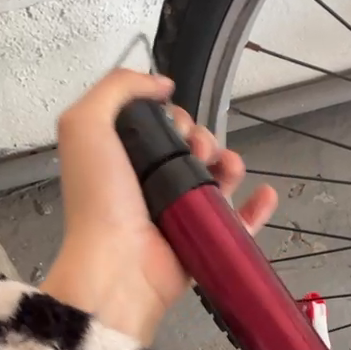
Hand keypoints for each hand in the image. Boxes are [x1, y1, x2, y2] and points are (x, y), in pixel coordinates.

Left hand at [38, 69, 275, 342]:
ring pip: (219, 180)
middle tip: (197, 150)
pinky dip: (256, 208)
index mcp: (124, 160)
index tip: (175, 124)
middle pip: (194, 150)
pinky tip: (264, 194)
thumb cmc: (99, 199)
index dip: (174, 117)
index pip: (160, 128)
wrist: (117, 265)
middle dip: (204, 138)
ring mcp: (179, 216)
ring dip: (232, 164)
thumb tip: (160, 84)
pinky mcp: (202, 244)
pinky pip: (239, 223)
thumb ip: (117, 89)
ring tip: (228, 169)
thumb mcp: (86, 124)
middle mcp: (151, 187)